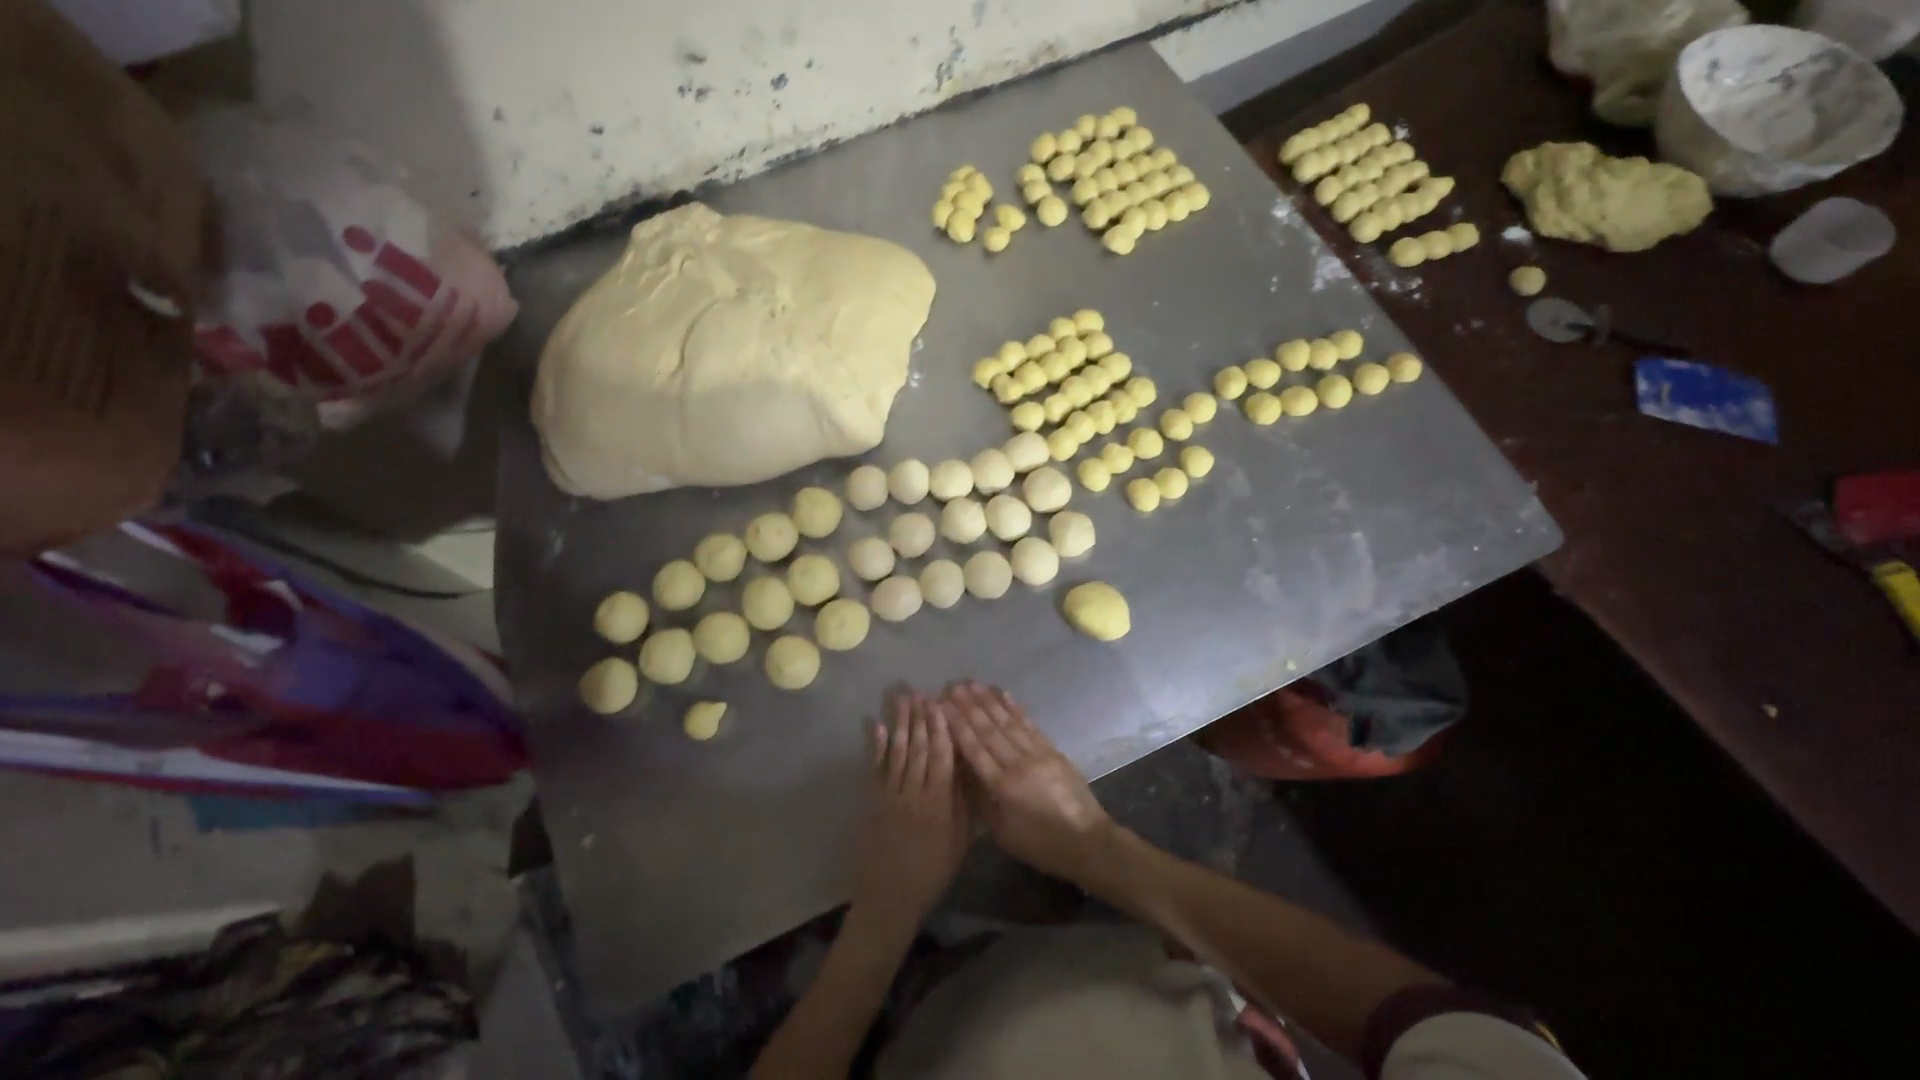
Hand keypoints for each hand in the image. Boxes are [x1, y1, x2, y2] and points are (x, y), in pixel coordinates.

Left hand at [851, 692, 971, 928]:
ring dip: (899, 723)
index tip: (943, 704)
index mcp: (939, 805)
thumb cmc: (933, 872)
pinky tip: (875, 725)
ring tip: (901, 698)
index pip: (943, 758)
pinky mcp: (872, 802)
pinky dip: (875, 746)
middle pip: (918, 749)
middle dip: (920, 718)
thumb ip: (964, 804)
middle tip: (921, 691)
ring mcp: (890, 797)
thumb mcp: (960, 841)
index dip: (942, 729)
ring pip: (896, 753)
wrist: (891, 897)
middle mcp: (914, 795)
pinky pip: (875, 768)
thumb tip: (970, 769)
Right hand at [942, 681, 1116, 883]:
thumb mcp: (1003, 832)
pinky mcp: (1053, 751)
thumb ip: (982, 801)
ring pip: (1008, 722)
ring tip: (973, 684)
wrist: (1087, 842)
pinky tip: (1004, 695)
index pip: (973, 748)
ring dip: (989, 701)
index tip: (941, 705)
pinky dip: (1016, 708)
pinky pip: (1030, 725)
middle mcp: (1018, 763)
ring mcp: (1038, 754)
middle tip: (952, 687)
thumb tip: (965, 772)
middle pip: (988, 730)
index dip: (956, 725)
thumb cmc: (1041, 844)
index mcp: (1002, 786)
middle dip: (968, 707)